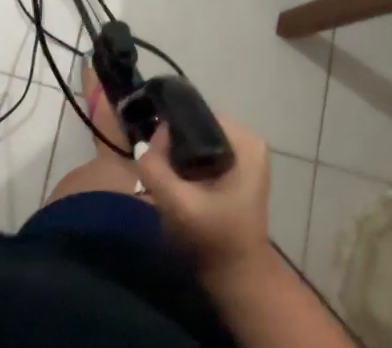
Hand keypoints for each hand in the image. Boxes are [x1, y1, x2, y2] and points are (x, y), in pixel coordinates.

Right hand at [134, 114, 270, 275]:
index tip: (152, 149)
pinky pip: (200, 152)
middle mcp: (247, 141)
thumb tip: (143, 142)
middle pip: (195, 126)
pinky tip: (174, 181)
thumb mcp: (180, 205)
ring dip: (176, 154)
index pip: (196, 115)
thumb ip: (156, 169)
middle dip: (172, 143)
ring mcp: (243, 155)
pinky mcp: (234, 169)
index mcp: (246, 141)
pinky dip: (184, 164)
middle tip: (154, 164)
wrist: (238, 276)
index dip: (171, 128)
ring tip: (162, 174)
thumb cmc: (215, 239)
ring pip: (195, 139)